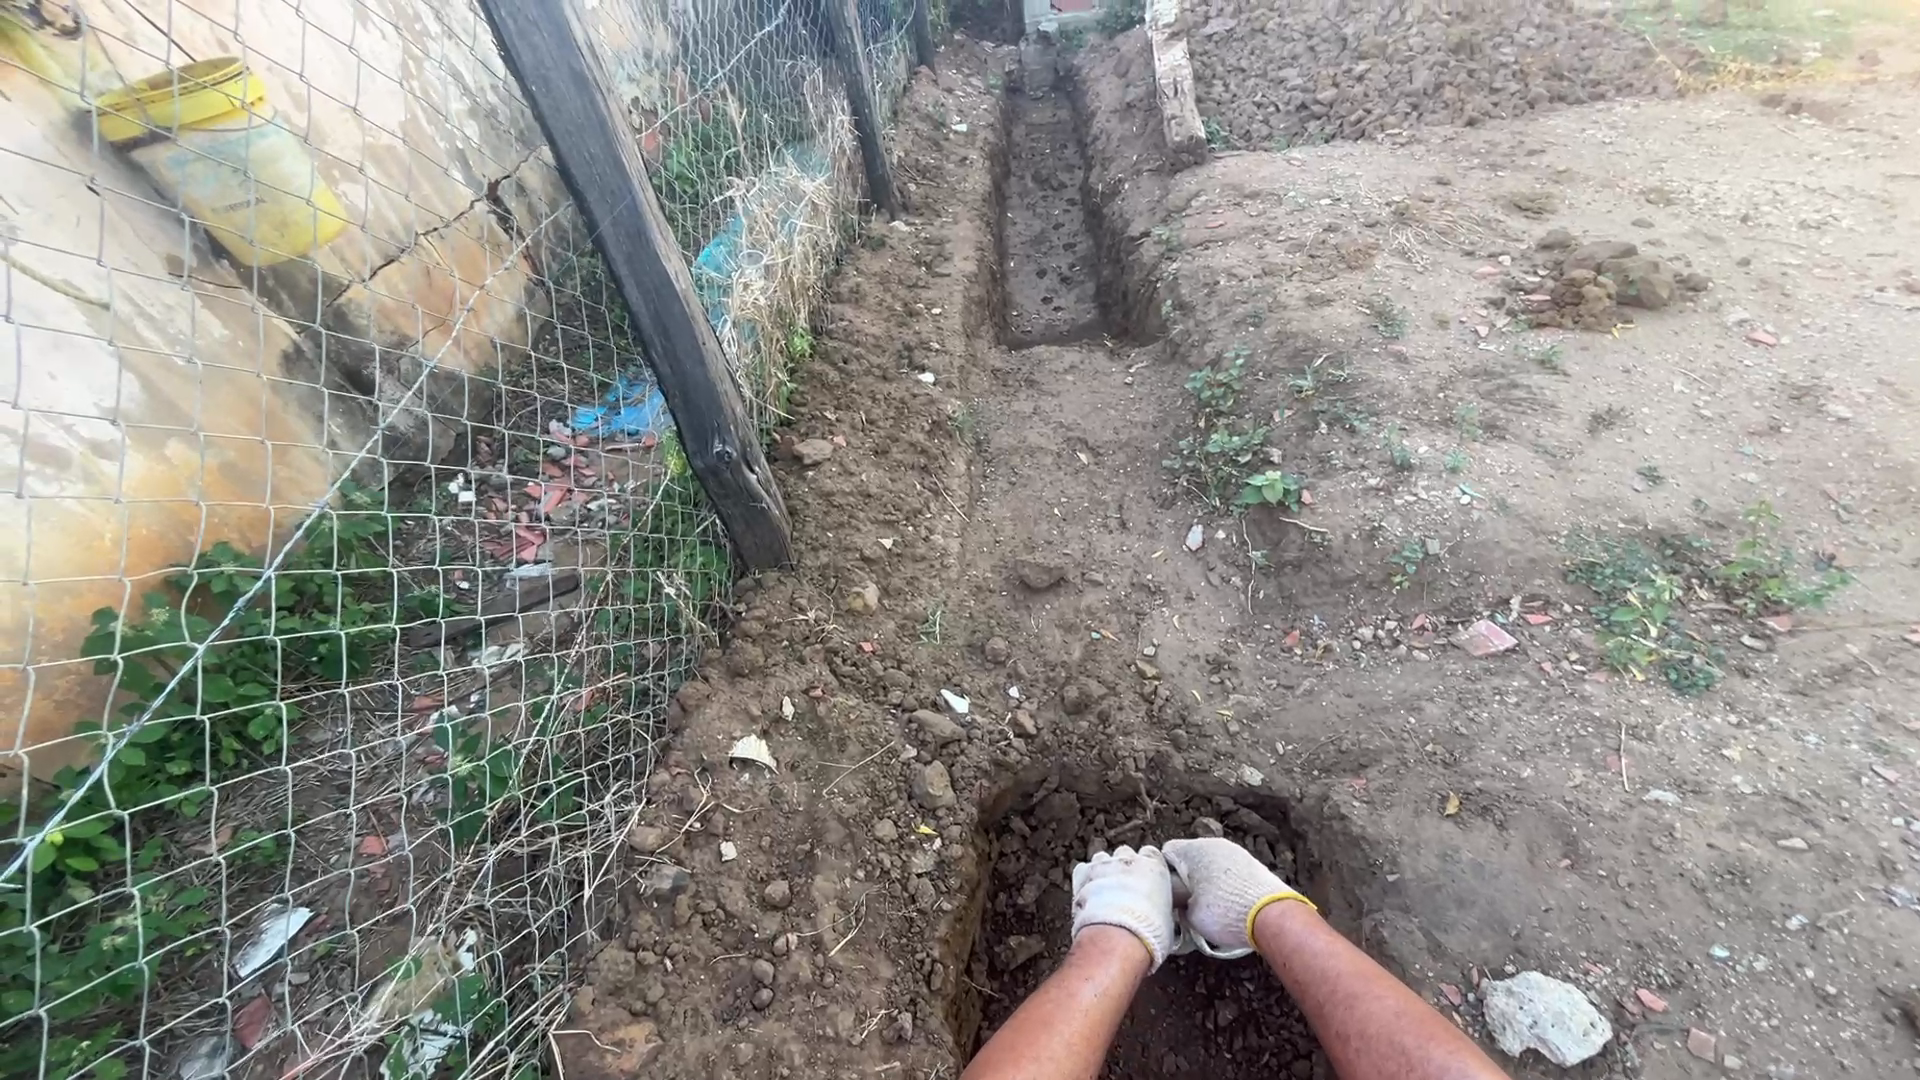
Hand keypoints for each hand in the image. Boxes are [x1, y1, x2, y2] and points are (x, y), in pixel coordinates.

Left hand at [1070, 845, 1176, 969]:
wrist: (1118, 938)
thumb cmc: (1148, 935)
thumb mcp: (1166, 921)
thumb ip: (1160, 906)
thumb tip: (1157, 915)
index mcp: (1154, 867)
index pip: (1151, 854)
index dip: (1146, 867)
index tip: (1146, 879)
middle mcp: (1128, 859)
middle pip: (1125, 853)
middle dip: (1124, 867)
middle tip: (1124, 890)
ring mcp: (1104, 864)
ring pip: (1102, 858)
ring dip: (1103, 871)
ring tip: (1104, 894)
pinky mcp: (1084, 873)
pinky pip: (1083, 869)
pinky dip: (1085, 879)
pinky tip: (1088, 895)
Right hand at [1162, 836, 1307, 952]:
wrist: (1273, 916)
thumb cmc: (1225, 913)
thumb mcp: (1190, 915)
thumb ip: (1179, 903)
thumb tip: (1180, 901)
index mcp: (1192, 850)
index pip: (1166, 853)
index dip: (1164, 874)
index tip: (1169, 893)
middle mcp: (1212, 843)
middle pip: (1190, 857)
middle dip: (1187, 877)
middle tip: (1189, 902)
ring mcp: (1235, 851)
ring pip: (1210, 863)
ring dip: (1207, 880)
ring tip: (1213, 906)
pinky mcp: (1252, 862)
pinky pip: (1229, 869)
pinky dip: (1226, 883)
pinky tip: (1231, 903)